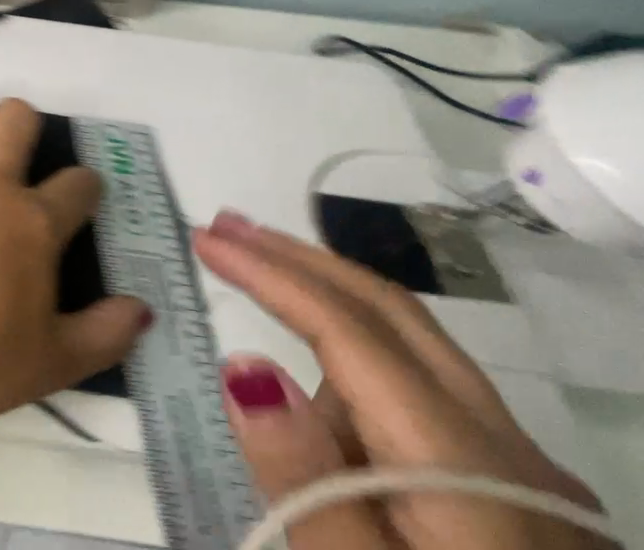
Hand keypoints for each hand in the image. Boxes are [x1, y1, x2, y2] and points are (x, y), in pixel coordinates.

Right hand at [196, 211, 612, 549]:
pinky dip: (356, 372)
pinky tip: (320, 424)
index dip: (273, 273)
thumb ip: (302, 480)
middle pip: (397, 316)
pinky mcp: (513, 496)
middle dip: (304, 259)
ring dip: (326, 315)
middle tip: (226, 226)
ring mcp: (519, 471)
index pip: (353, 331)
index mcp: (461, 462)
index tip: (203, 237)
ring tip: (254, 353)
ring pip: (412, 356)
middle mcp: (503, 447)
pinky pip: (422, 401)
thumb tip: (245, 367)